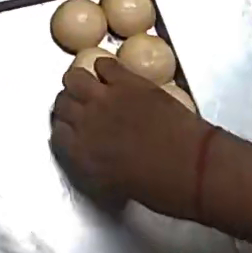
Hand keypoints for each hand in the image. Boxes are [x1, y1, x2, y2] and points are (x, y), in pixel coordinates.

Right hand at [50, 56, 214, 218]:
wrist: (194, 167)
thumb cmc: (161, 189)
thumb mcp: (115, 185)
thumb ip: (96, 163)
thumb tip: (93, 153)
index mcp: (81, 154)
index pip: (57, 133)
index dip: (65, 129)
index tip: (73, 129)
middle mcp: (86, 123)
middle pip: (62, 103)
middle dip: (69, 104)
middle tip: (83, 106)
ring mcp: (105, 98)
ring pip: (74, 77)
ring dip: (79, 81)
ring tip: (91, 85)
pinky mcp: (128, 80)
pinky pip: (104, 63)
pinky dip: (106, 67)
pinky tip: (114, 75)